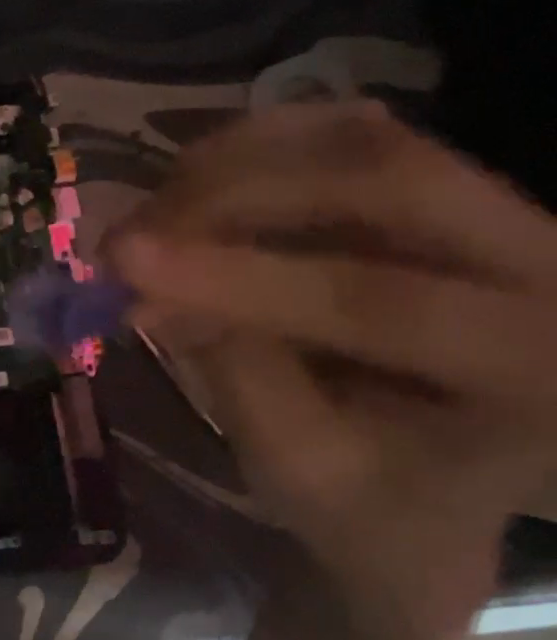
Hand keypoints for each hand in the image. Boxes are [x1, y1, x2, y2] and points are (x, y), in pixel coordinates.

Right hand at [108, 103, 556, 632]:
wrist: (452, 483)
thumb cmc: (378, 503)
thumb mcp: (302, 469)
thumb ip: (237, 376)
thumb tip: (146, 293)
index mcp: (539, 367)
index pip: (381, 302)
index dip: (241, 276)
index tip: (124, 261)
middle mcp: (550, 263)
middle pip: (386, 179)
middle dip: (232, 197)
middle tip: (124, 237)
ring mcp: (506, 211)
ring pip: (362, 140)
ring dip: (231, 166)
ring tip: (145, 218)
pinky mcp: (452, 190)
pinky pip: (348, 136)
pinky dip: (254, 150)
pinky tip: (188, 185)